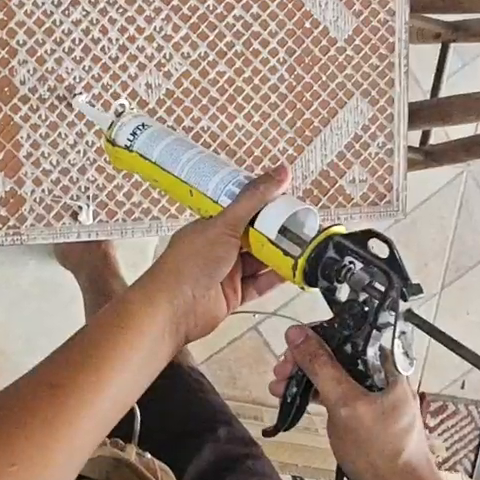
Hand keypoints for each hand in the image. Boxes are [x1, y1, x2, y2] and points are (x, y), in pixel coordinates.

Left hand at [136, 167, 292, 344]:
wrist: (172, 308)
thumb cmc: (192, 262)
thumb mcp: (225, 225)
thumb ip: (254, 200)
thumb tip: (282, 171)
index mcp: (211, 226)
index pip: (243, 211)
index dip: (267, 207)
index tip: (292, 204)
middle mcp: (218, 247)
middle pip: (254, 237)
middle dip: (278, 234)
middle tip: (306, 228)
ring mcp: (225, 272)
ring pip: (259, 262)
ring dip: (279, 257)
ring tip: (307, 249)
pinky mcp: (232, 295)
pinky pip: (258, 285)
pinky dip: (275, 279)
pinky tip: (294, 271)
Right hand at [269, 325, 435, 479]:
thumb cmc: (378, 448)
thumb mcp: (344, 404)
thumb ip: (320, 366)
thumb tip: (294, 331)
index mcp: (385, 361)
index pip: (345, 330)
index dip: (313, 337)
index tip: (288, 352)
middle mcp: (381, 369)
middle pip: (336, 351)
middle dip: (303, 359)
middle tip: (278, 374)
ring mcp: (373, 389)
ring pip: (332, 371)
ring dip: (304, 376)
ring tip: (278, 388)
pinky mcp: (365, 407)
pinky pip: (335, 390)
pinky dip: (314, 392)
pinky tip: (292, 398)